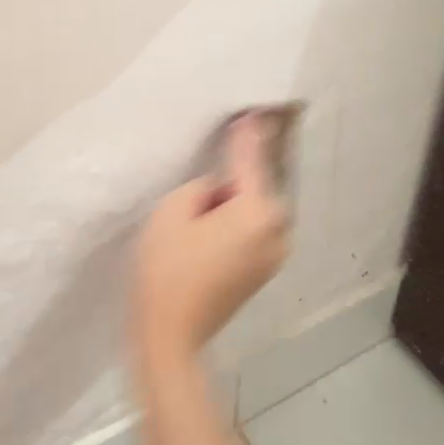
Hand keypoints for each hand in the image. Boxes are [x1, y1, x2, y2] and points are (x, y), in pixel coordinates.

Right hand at [133, 112, 292, 360]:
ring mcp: (274, 254)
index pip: (251, 160)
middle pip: (259, 185)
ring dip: (239, 194)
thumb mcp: (173, 210)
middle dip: (245, 165)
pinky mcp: (262, 270)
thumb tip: (219, 192)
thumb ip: (203, 186)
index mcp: (258, 212)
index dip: (248, 133)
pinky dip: (238, 216)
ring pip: (256, 208)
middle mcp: (277, 231)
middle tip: (233, 137)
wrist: (169, 336)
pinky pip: (253, 227)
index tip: (254, 108)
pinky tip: (215, 213)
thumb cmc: (166, 269)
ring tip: (215, 181)